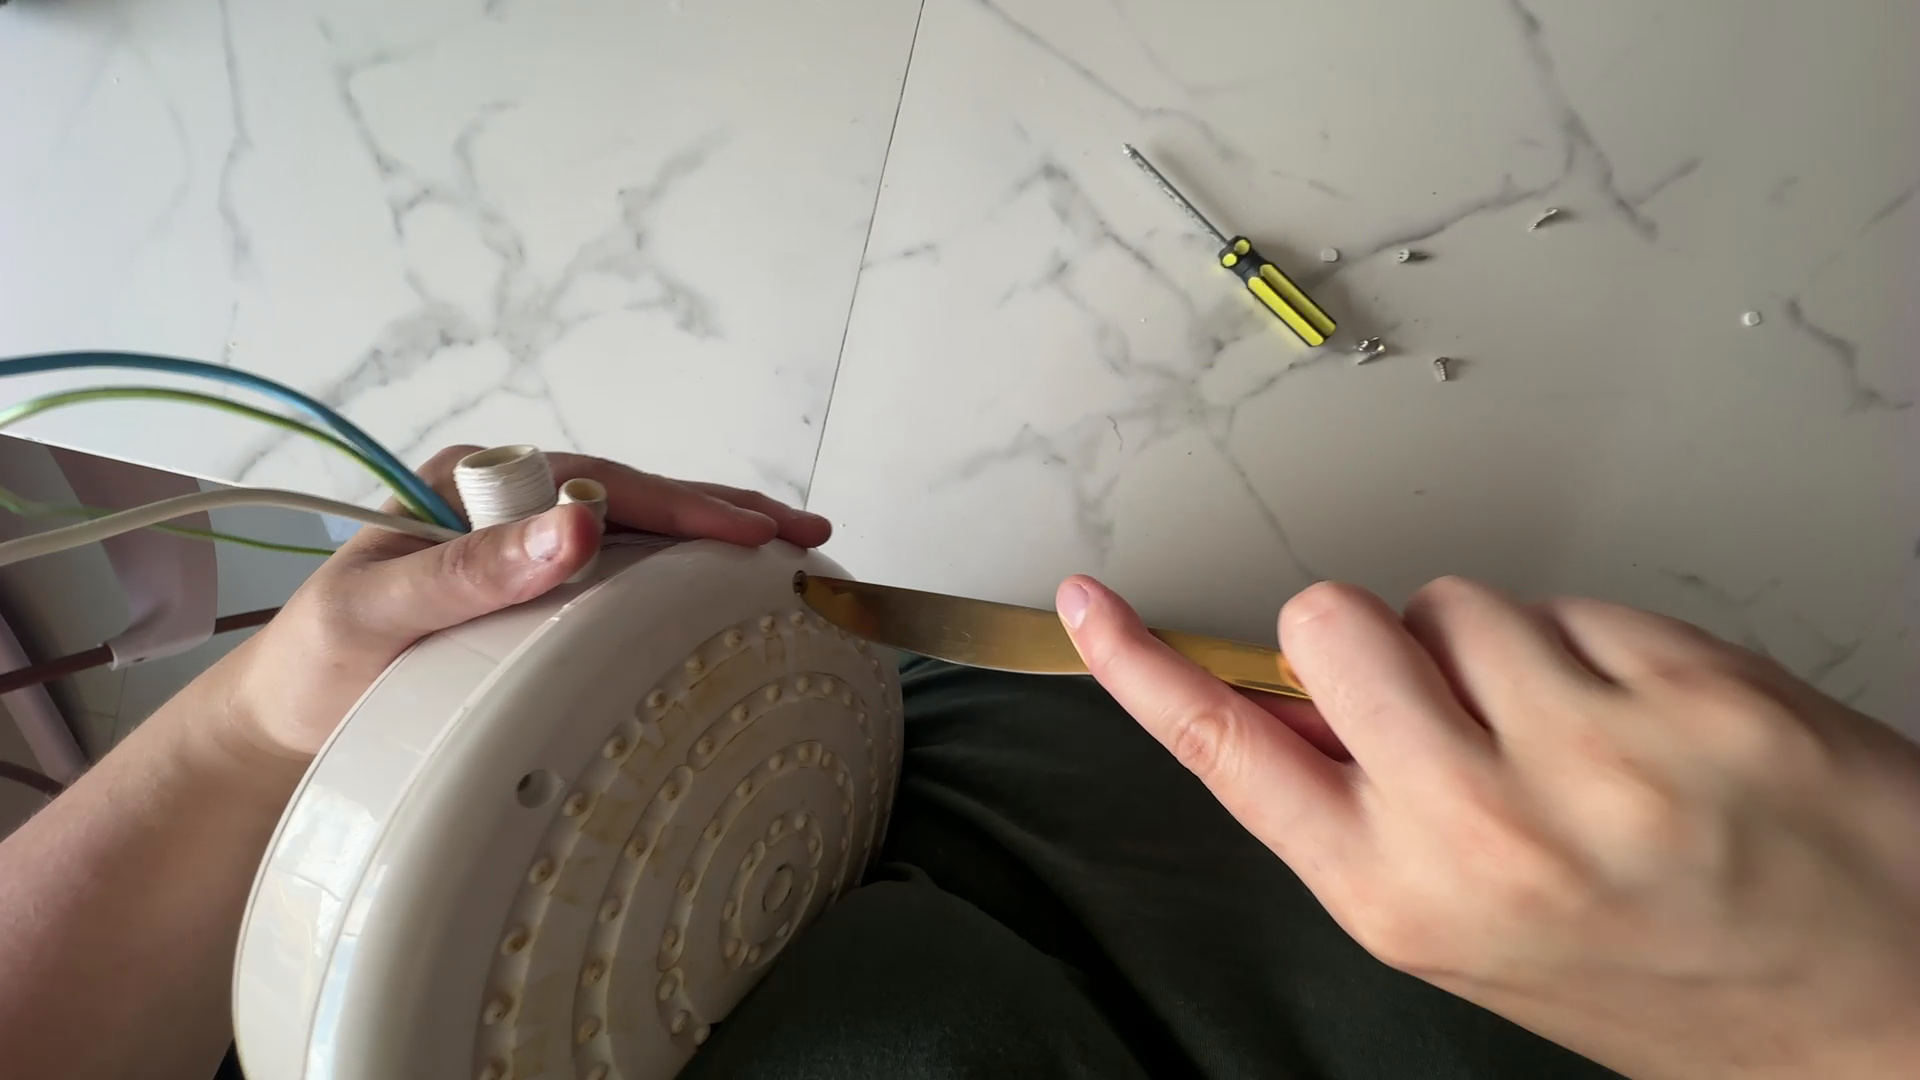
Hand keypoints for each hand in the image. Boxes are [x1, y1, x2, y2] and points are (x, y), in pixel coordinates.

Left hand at [226, 447, 830, 759]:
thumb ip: (469, 570)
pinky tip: (730, 582)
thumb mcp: (379, 612)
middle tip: (807, 533)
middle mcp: (523, 502)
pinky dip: (694, 570)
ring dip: (726, 536)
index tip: (756, 534)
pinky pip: (640, 568)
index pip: (608, 482)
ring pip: (653, 529)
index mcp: (484, 482)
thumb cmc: (325, 667)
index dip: (688, 506)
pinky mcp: (558, 589)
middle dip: (732, 512)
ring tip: (792, 547)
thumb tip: (582, 524)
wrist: (295, 726)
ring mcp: (544, 544)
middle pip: (648, 497)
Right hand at [1056, 574, 1919, 1078]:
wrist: (1886, 1027)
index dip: (1137, 666)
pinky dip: (1584, 646)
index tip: (1085, 605)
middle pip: (1326, 618)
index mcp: (1388, 885)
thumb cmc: (1631, 964)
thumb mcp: (1442, 909)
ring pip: (1449, 600)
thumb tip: (1279, 691)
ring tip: (1565, 731)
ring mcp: (1590, 760)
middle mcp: (1471, 825)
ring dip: (1486, 648)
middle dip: (1365, 639)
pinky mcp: (1693, 696)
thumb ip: (1339, 791)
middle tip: (1437, 699)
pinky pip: (1561, 602)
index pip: (1219, 744)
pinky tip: (1648, 725)